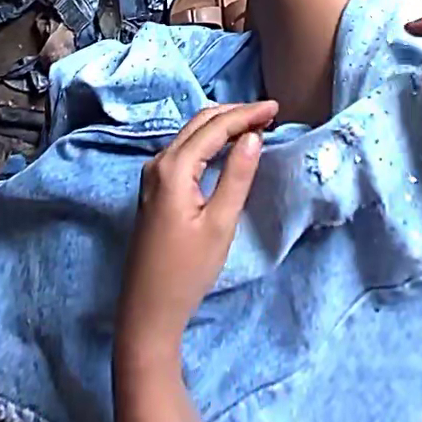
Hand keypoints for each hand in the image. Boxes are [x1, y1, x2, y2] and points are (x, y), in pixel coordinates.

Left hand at [116, 101, 277, 353]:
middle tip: (269, 113)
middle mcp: (159, 162)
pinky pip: (186, 147)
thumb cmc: (186, 272)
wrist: (146, 312)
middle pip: (201, 122)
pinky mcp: (155, 186)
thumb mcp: (219, 225)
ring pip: (192, 132)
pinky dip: (210, 139)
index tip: (275, 108)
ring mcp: (153, 173)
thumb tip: (253, 136)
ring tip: (255, 125)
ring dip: (223, 124)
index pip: (215, 127)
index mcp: (173, 168)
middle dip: (236, 113)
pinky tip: (228, 144)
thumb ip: (237, 177)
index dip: (247, 114)